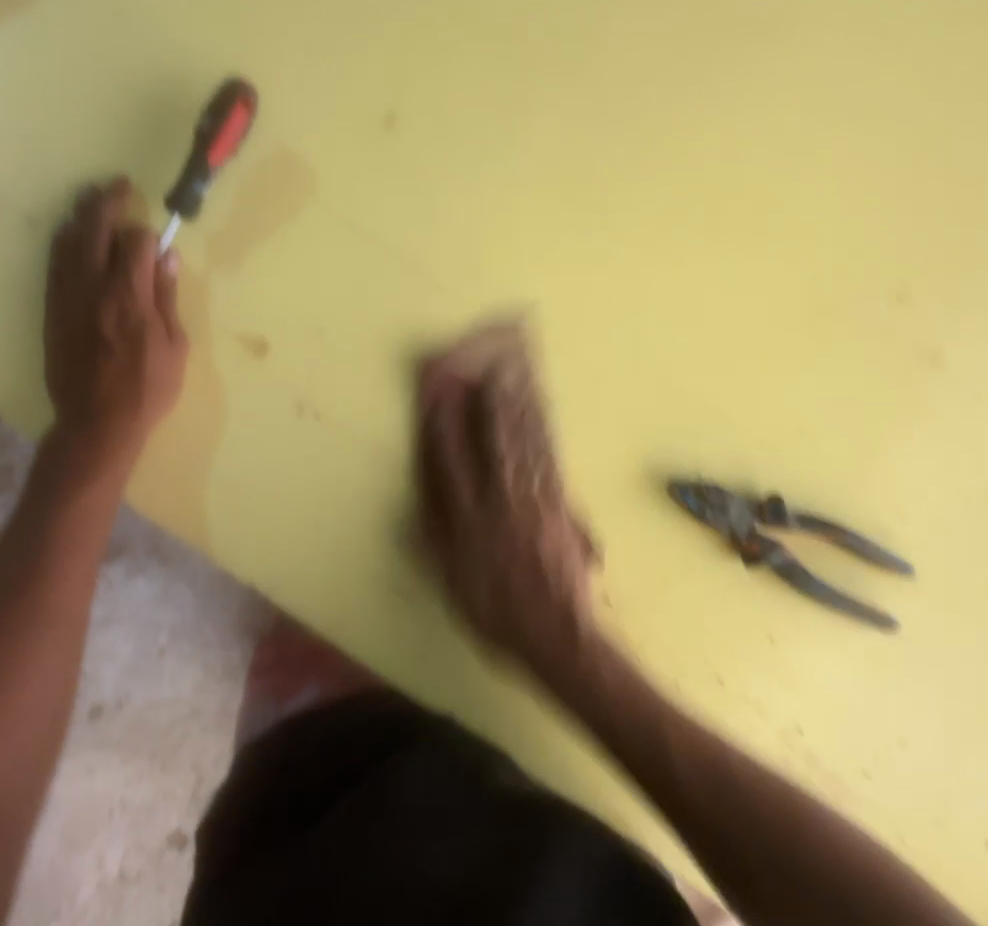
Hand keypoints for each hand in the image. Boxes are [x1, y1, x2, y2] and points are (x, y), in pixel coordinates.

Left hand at [44, 179, 187, 456]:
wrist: (96, 422)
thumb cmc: (147, 389)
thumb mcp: (175, 347)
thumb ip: (168, 298)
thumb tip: (166, 258)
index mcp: (131, 295)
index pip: (136, 241)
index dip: (147, 234)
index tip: (154, 240)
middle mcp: (95, 286)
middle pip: (97, 228)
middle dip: (108, 201)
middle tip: (117, 185)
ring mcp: (68, 297)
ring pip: (69, 242)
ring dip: (81, 216)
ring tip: (90, 201)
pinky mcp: (51, 310)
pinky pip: (53, 265)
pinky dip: (62, 244)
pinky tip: (69, 236)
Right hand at [414, 353, 597, 675]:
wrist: (558, 635)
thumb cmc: (496, 613)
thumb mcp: (450, 579)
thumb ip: (436, 533)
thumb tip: (426, 488)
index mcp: (467, 519)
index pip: (448, 456)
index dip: (442, 417)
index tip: (437, 383)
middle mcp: (500, 499)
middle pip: (491, 434)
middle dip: (488, 390)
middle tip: (488, 352)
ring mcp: (535, 496)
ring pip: (522, 436)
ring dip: (517, 395)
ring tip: (513, 362)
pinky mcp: (560, 498)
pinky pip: (547, 450)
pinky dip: (540, 419)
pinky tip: (537, 399)